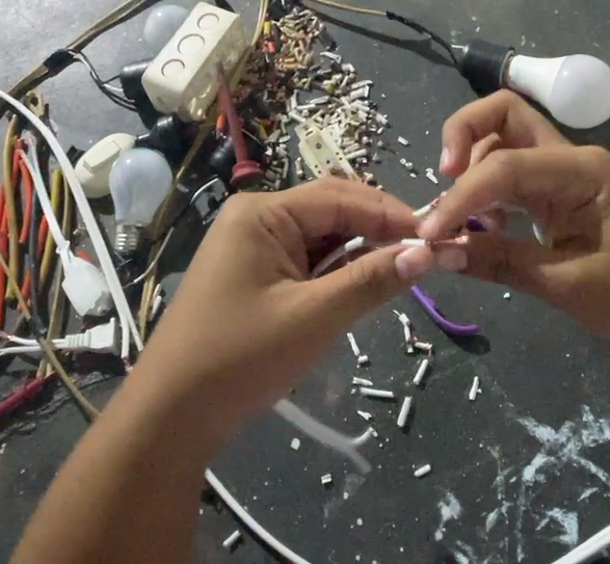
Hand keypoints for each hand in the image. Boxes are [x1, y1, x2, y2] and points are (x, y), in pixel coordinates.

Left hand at [129, 178, 463, 439]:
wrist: (172, 412)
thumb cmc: (240, 356)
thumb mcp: (313, 317)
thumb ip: (370, 281)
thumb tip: (428, 252)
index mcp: (263, 212)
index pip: (340, 197)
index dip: (391, 214)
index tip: (438, 235)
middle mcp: (257, 217)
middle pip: (331, 210)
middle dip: (379, 228)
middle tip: (429, 252)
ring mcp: (254, 245)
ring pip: (322, 236)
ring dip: (361, 250)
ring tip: (409, 266)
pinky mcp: (256, 273)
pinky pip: (307, 259)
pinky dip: (338, 269)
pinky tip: (367, 281)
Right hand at [422, 96, 609, 357]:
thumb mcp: (565, 286)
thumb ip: (499, 261)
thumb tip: (435, 252)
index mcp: (581, 171)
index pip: (504, 165)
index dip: (461, 196)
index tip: (430, 232)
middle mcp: (570, 158)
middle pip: (502, 114)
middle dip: (462, 134)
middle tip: (443, 177)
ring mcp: (563, 172)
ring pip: (502, 139)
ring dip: (471, 165)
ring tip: (461, 217)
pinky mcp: (556, 192)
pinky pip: (509, 172)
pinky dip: (484, 188)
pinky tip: (484, 226)